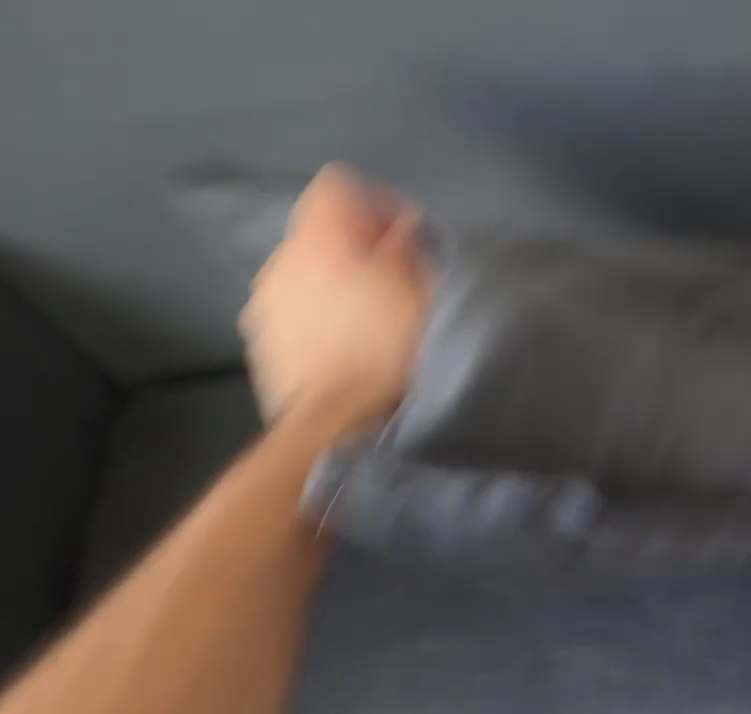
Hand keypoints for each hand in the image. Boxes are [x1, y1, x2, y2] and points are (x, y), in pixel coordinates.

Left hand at [239, 163, 432, 433]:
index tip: (407, 237)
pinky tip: (344, 344)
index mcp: (321, 240)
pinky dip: (318, 314)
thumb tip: (400, 223)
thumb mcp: (420, 296)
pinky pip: (293, 308)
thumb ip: (408, 249)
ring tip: (368, 317)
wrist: (333, 421)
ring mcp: (265, 298)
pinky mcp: (261, 337)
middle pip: (320, 231)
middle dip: (357, 247)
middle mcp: (282, 258)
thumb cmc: (386, 352)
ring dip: (335, 282)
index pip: (339, 185)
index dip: (377, 203)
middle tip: (395, 280)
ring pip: (305, 271)